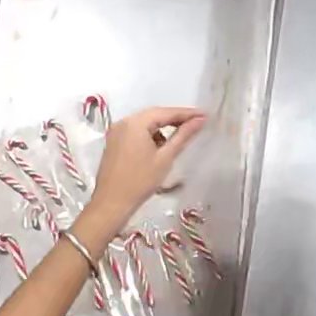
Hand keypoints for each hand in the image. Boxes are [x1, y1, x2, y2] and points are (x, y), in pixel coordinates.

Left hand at [83, 107, 205, 228]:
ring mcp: (116, 132)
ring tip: (178, 138)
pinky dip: (149, 136)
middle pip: (154, 115)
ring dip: (161, 128)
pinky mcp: (113, 143)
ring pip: (144, 124)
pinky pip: (135, 133)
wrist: (111, 203)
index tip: (204, 115)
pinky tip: (159, 148)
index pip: (165, 112)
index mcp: (135, 123)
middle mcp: (123, 122)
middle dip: (174, 119)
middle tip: (196, 123)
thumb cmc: (140, 181)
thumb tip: (200, 120)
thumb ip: (183, 136)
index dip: (186, 113)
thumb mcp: (165, 158)